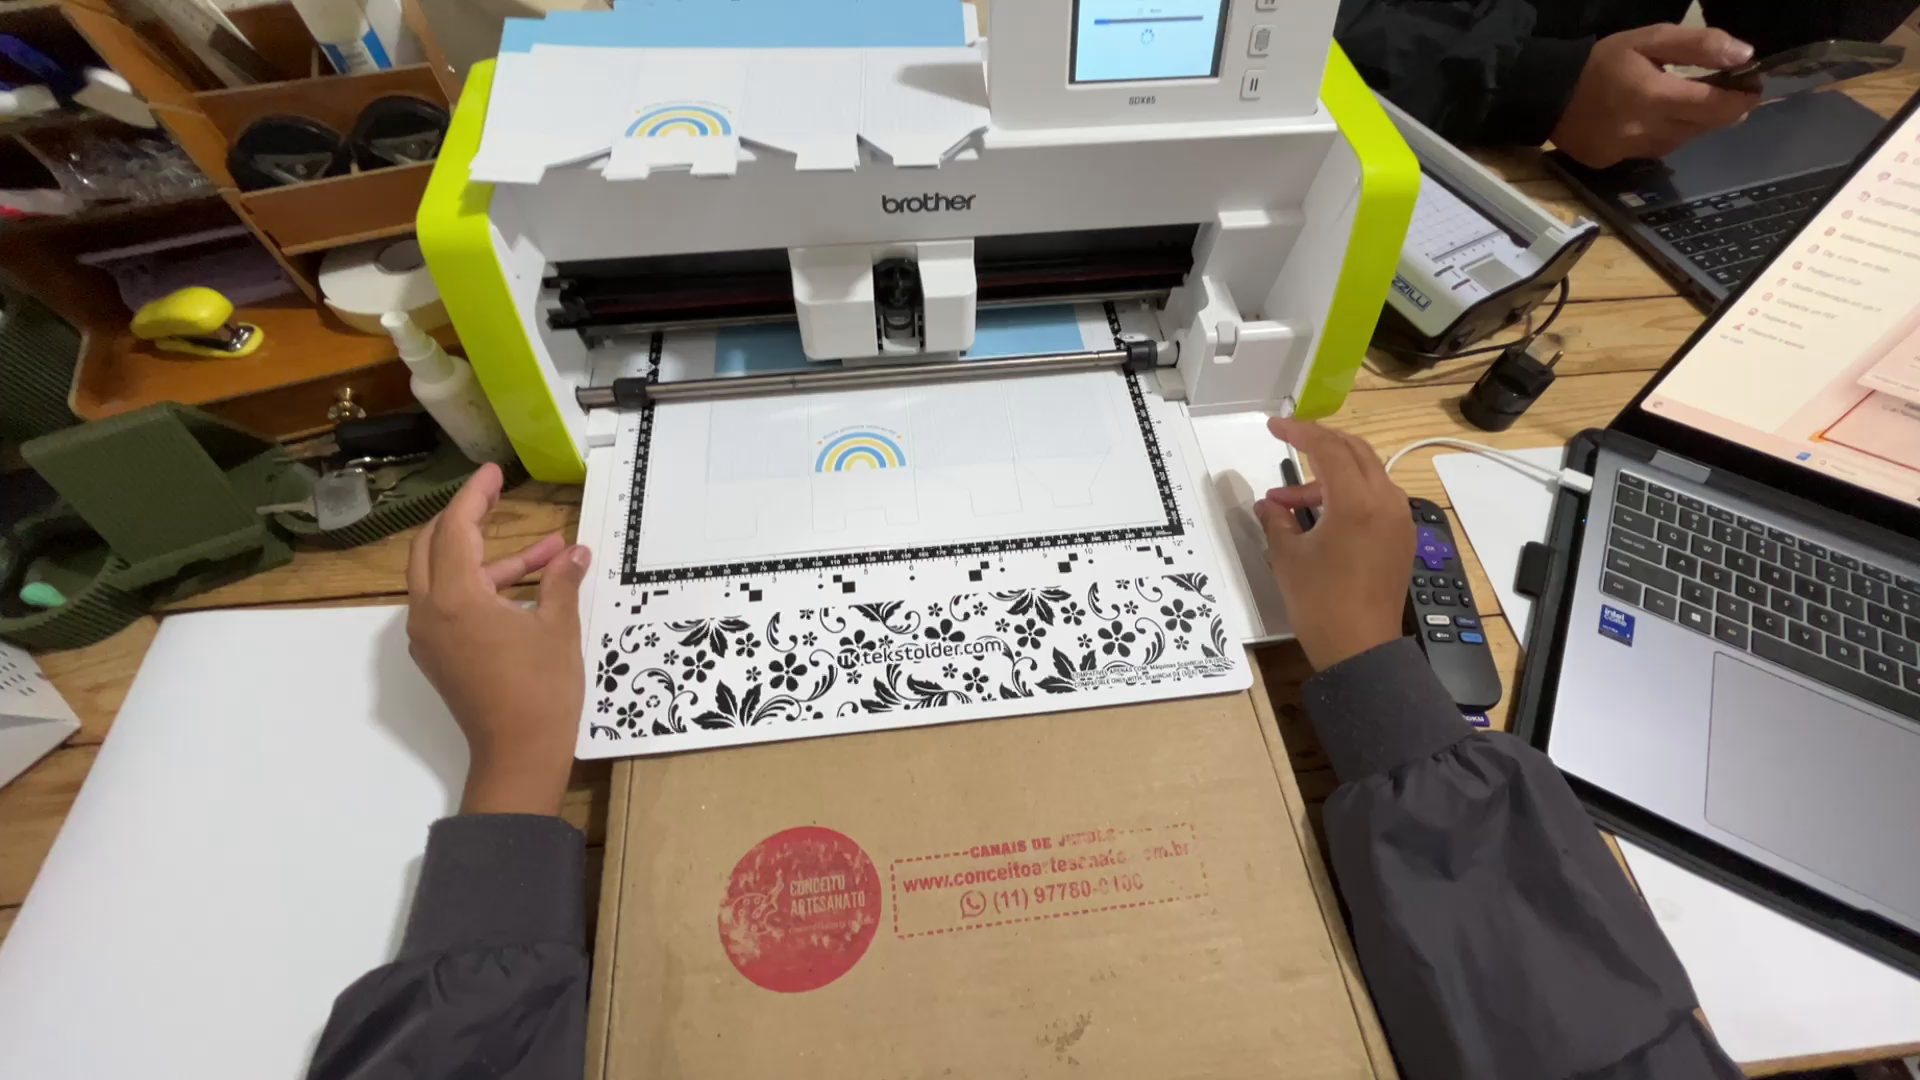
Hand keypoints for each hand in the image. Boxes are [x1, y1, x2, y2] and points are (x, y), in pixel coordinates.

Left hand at [406, 463, 590, 815]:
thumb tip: (575, 552)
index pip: (455, 531)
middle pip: (433, 548)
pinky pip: (451, 603)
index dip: (474, 497)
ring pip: (445, 577)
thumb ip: (560, 582)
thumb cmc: (542, 688)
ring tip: (550, 552)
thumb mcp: (558, 627)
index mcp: (455, 600)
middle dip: (466, 520)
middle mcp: (429, 613)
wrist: (519, 753)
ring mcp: (430, 637)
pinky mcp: (441, 654)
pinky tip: (528, 587)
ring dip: (489, 558)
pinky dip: (483, 585)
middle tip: (500, 500)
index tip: (493, 473)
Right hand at [1254, 418, 1413, 669]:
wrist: (1359, 648)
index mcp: (1356, 502)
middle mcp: (1386, 502)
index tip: (1274, 426)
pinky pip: (1374, 499)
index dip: (1299, 433)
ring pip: (1366, 475)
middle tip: (1288, 442)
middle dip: (1319, 443)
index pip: (1328, 449)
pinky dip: (1345, 495)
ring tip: (1289, 502)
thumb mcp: (1288, 556)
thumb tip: (1270, 504)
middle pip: (1355, 452)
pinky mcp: (1400, 537)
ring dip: (1328, 476)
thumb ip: (1277, 520)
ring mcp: (1398, 520)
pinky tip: (1318, 516)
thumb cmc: (1319, 601)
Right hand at [1551, 24, 1758, 167]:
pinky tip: (1648, 125)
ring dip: (1687, 127)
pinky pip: (1645, 153)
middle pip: (1698, 128)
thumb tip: (1744, 56)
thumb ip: (1700, 44)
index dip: (1742, 100)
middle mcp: (1642, 130)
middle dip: (1717, 113)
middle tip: (1721, 97)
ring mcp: (1622, 150)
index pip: (1716, 107)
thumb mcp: (1652, 38)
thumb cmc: (1600, 63)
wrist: (1546, 97)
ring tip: (1685, 111)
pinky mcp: (1606, 161)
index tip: (1752, 90)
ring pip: (1674, 143)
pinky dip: (1656, 139)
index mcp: (1656, 97)